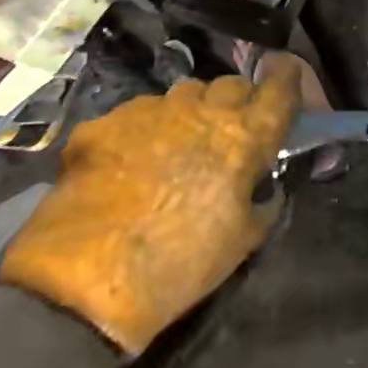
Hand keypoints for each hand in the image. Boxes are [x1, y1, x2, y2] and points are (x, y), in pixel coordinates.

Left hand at [0, 53, 302, 353]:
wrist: (80, 290)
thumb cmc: (181, 265)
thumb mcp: (247, 236)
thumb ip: (265, 196)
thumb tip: (265, 183)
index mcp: (247, 136)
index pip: (281, 85)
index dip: (287, 77)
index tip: (285, 78)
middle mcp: (205, 112)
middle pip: (232, 83)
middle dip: (237, 100)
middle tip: (228, 130)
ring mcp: (151, 114)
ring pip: (185, 92)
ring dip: (192, 110)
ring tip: (178, 141)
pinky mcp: (104, 125)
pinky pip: (137, 112)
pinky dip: (142, 128)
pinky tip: (129, 159)